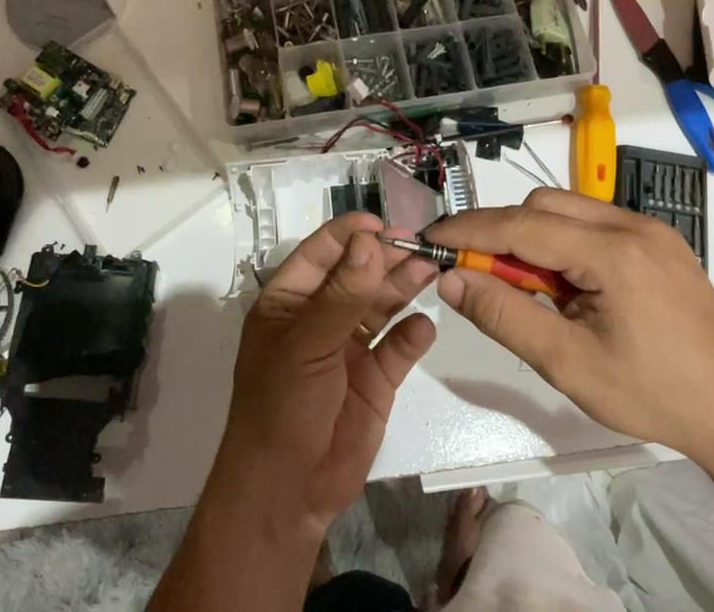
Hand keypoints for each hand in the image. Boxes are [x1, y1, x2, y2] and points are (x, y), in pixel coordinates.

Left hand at [209, 212, 439, 532]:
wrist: (288, 490)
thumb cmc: (281, 406)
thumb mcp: (306, 345)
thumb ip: (342, 296)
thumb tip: (370, 243)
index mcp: (289, 303)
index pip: (321, 254)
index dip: (349, 235)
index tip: (383, 223)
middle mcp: (321, 319)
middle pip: (358, 276)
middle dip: (386, 258)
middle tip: (421, 243)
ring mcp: (349, 349)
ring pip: (382, 306)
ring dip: (404, 287)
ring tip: (431, 269)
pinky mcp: (376, 380)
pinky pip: (398, 348)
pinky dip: (413, 335)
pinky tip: (422, 327)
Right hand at [424, 187, 713, 468]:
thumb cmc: (654, 395)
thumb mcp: (567, 363)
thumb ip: (503, 315)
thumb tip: (451, 281)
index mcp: (613, 253)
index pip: (521, 225)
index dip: (468, 230)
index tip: (429, 240)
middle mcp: (633, 225)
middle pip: (543, 205)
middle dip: (501, 233)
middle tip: (480, 279)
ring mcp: (652, 230)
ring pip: (568, 209)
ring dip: (533, 237)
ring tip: (529, 292)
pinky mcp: (661, 243)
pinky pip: (595, 224)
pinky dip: (564, 243)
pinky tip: (567, 287)